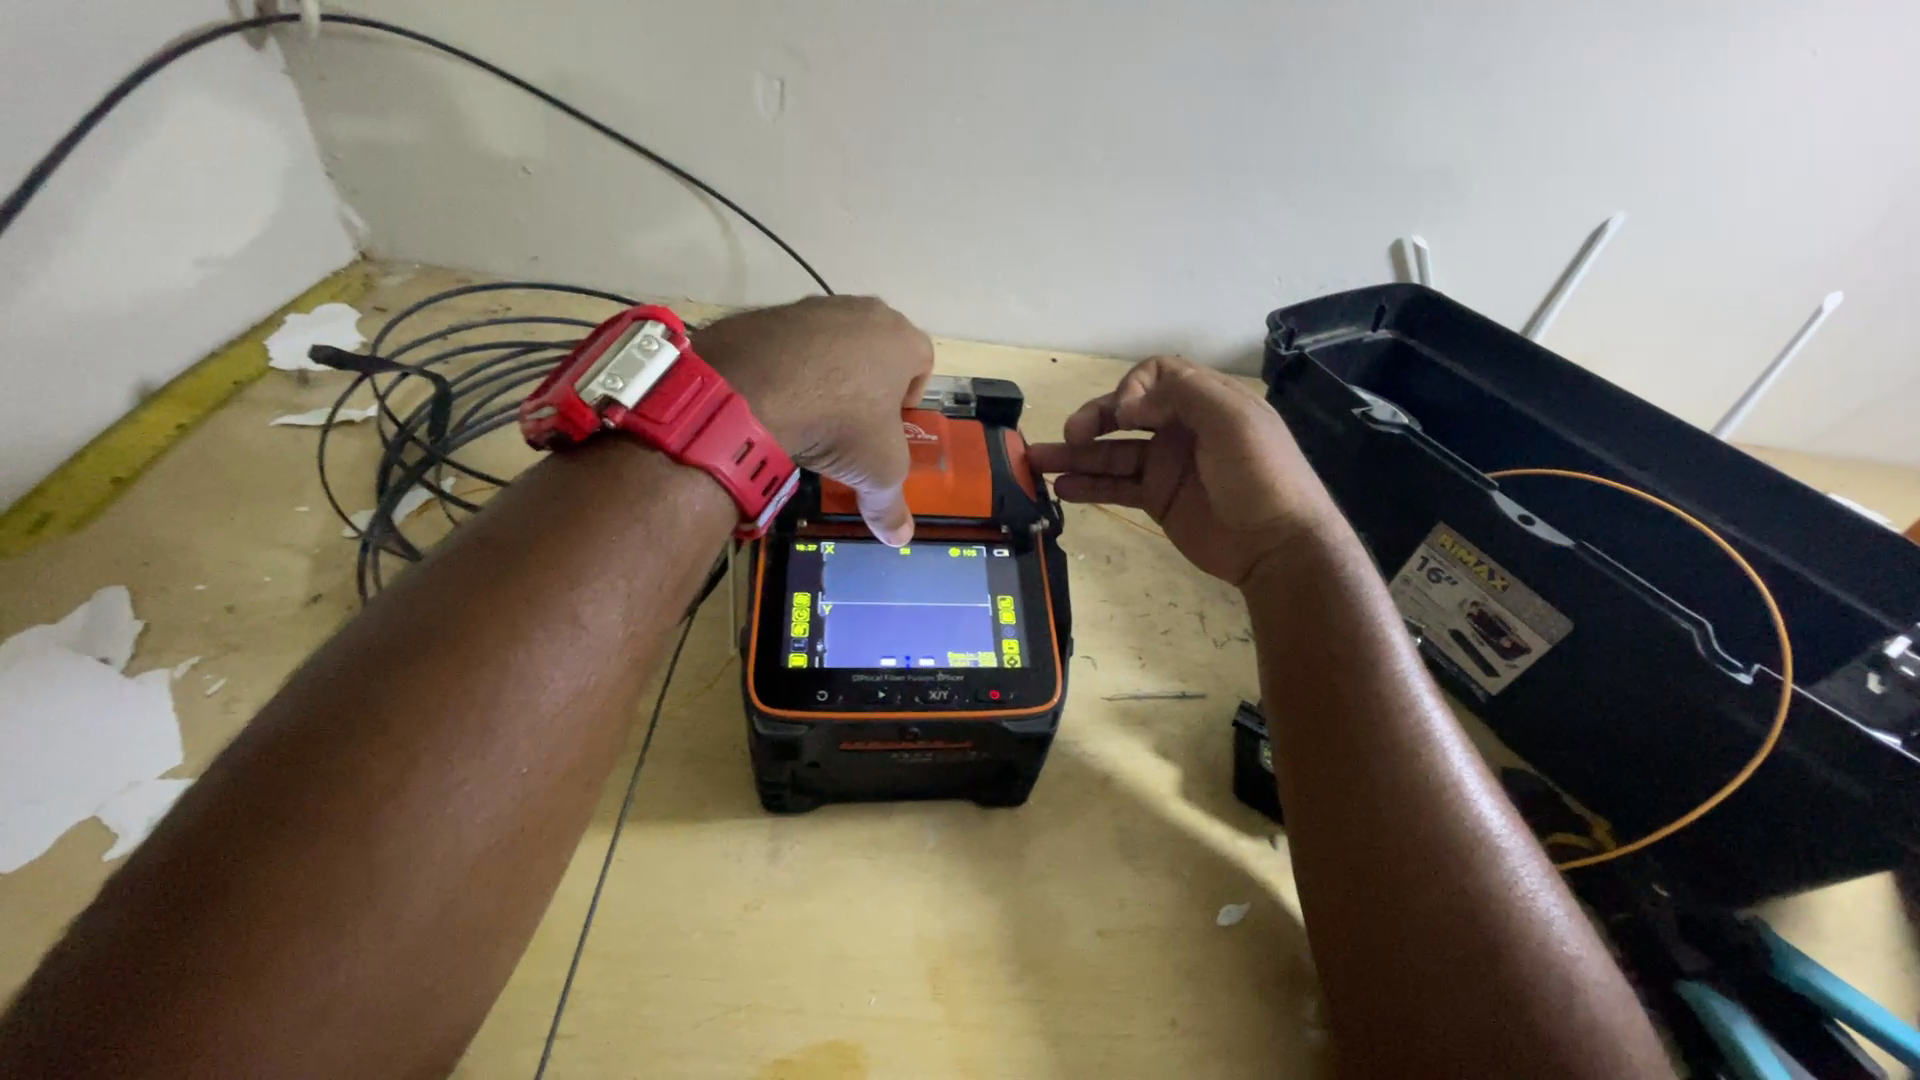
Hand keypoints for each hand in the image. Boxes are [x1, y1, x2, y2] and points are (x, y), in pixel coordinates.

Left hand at [695, 296, 933, 544]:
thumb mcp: (876, 471)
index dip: (911, 396)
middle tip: (853, 422)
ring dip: (829, 374)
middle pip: (878, 348)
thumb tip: (900, 539)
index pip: (923, 361)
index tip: (889, 426)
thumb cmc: (842, 423)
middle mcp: (862, 312)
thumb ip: (891, 504)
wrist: (754, 388)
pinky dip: (789, 369)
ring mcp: (813, 308)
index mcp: (901, 338)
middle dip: (870, 384)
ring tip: (811, 415)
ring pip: (833, 343)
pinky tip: (777, 401)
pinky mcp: (769, 314)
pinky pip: (790, 345)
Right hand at [1029, 356, 1345, 589]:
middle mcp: (1181, 428)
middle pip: (1125, 412)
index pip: (1155, 376)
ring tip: (1037, 462)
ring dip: (1075, 455)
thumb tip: (1125, 403)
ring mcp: (1167, 465)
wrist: (1278, 545)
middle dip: (1093, 419)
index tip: (1123, 414)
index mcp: (1204, 401)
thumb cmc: (1261, 475)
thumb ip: (1183, 392)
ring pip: (1111, 452)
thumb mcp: (1233, 419)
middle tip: (1069, 436)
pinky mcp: (1158, 499)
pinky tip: (1062, 488)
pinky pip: (1115, 486)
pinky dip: (1088, 485)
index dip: (1131, 388)